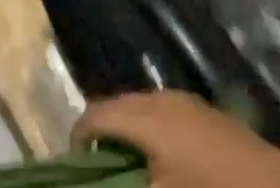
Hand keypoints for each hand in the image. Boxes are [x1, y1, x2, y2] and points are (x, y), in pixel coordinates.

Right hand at [75, 92, 279, 187]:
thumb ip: (121, 185)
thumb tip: (92, 180)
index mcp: (149, 117)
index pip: (96, 114)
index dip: (78, 139)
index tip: (70, 168)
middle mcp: (167, 99)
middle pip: (119, 105)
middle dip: (101, 133)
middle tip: (93, 168)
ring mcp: (191, 104)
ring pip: (144, 108)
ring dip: (128, 132)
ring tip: (123, 168)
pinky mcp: (209, 115)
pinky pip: (166, 114)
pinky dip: (151, 132)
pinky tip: (158, 162)